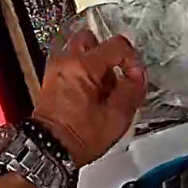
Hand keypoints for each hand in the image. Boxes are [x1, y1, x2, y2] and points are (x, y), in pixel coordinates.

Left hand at [32, 30, 146, 165]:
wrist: (50, 148)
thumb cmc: (77, 136)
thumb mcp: (118, 116)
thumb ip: (132, 90)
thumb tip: (137, 78)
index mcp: (82, 66)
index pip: (116, 45)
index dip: (132, 60)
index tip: (134, 77)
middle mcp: (65, 63)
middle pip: (91, 38)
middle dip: (109, 54)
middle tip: (118, 73)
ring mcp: (55, 71)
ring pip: (79, 51)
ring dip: (95, 63)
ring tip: (105, 87)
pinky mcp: (51, 81)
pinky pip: (70, 65)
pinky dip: (83, 72)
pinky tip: (92, 94)